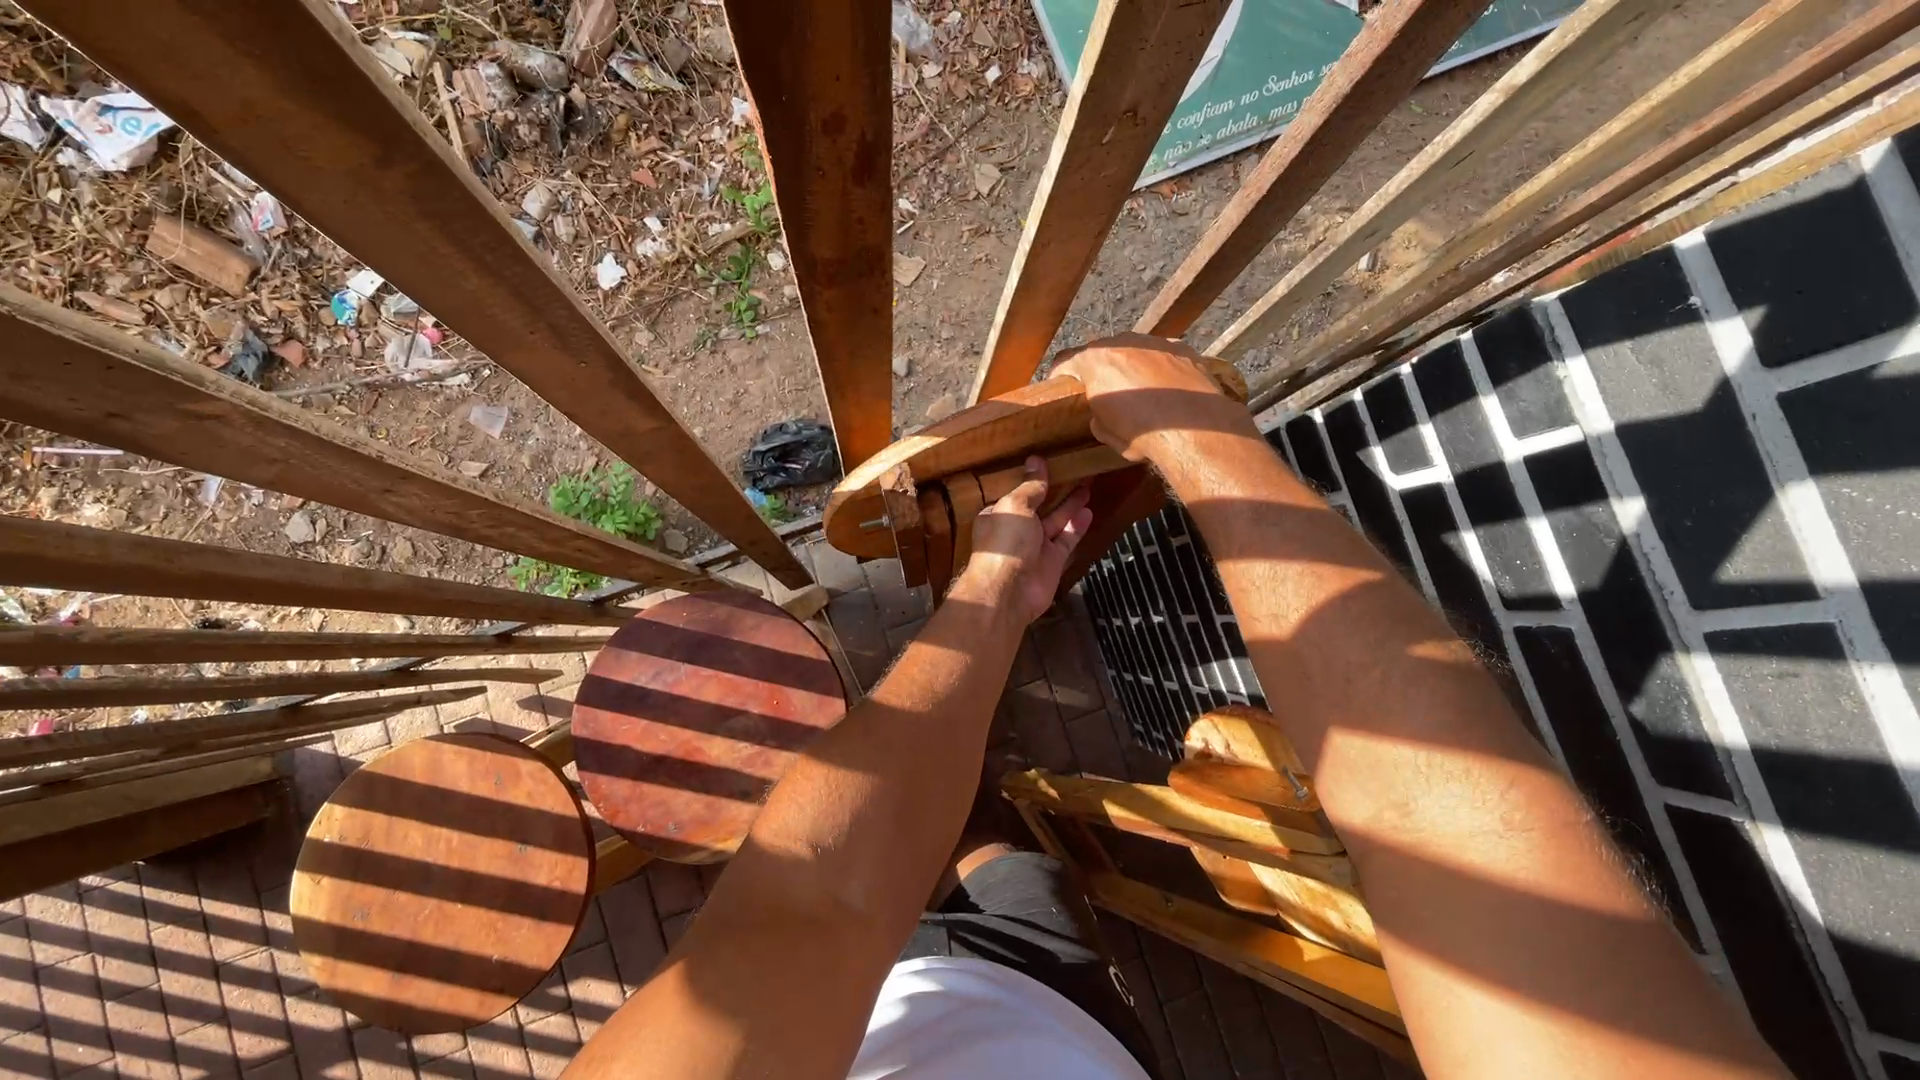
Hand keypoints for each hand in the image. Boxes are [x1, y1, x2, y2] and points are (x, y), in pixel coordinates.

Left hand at [954, 456, 1092, 624]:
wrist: (1009, 591)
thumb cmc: (1005, 542)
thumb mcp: (1015, 506)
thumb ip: (1030, 486)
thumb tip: (1035, 461)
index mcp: (999, 515)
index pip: (1017, 494)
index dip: (1031, 480)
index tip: (1048, 463)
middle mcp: (1016, 530)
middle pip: (1040, 506)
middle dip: (1056, 491)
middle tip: (1075, 471)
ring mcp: (1035, 547)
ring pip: (1056, 522)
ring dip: (1070, 505)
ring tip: (1088, 485)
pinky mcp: (1052, 562)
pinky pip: (1067, 540)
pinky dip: (1077, 527)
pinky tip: (1089, 511)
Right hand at [1052, 332, 1256, 461]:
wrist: (1195, 426)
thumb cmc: (1143, 433)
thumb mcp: (1106, 434)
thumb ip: (1097, 417)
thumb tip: (1102, 416)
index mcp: (1095, 361)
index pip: (1064, 361)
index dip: (1060, 375)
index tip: (1061, 387)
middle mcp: (1122, 342)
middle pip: (1100, 351)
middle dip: (1098, 369)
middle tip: (1103, 392)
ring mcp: (1154, 342)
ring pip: (1133, 349)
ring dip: (1130, 366)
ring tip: (1140, 391)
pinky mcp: (1182, 348)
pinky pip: (1161, 354)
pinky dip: (1159, 367)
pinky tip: (1167, 388)